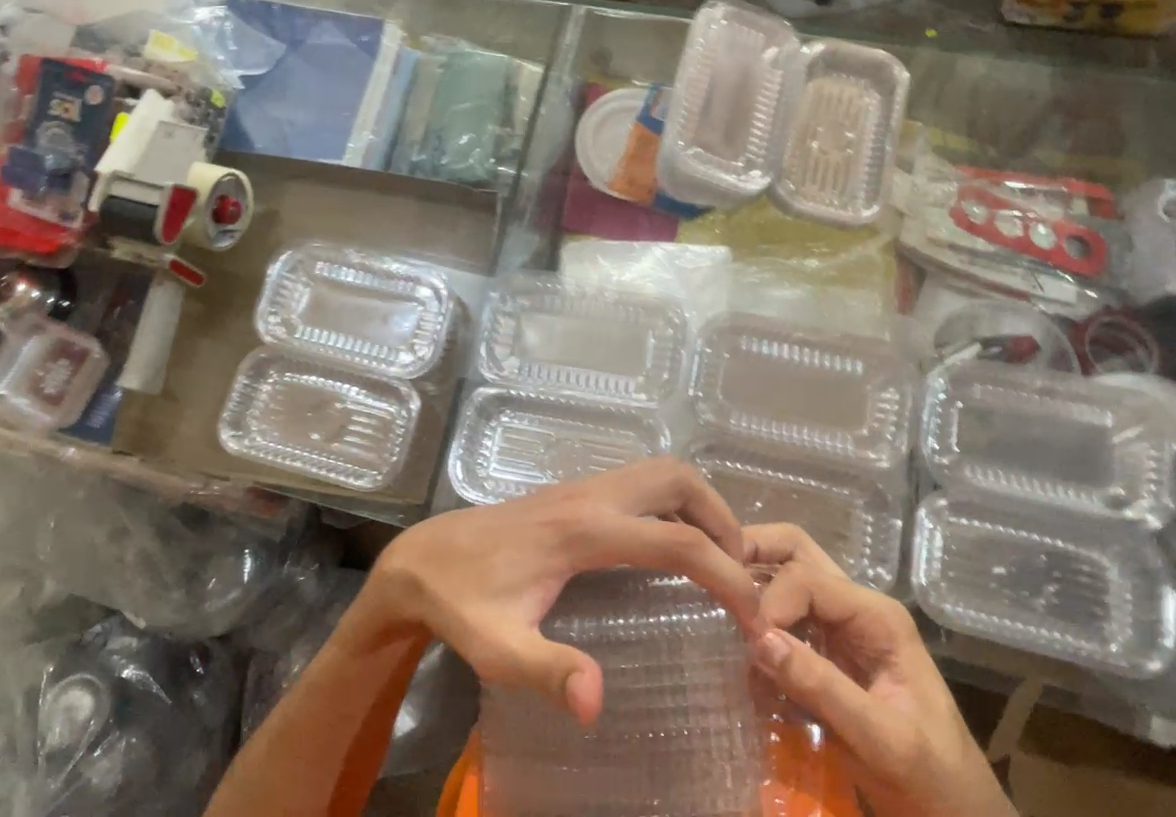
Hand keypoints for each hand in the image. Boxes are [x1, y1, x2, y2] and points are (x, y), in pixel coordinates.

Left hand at [366, 458, 760, 726]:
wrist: (420, 561)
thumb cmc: (460, 605)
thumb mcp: (497, 649)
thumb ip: (547, 671)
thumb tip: (598, 704)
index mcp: (581, 532)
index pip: (676, 540)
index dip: (726, 576)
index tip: (755, 618)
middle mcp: (589, 497)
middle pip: (676, 478)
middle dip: (722, 518)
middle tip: (739, 572)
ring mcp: (581, 488)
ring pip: (659, 471)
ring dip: (700, 504)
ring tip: (716, 557)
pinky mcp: (573, 494)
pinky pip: (640, 481)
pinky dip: (673, 502)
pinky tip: (669, 545)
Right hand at [746, 524, 1014, 816]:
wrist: (953, 812)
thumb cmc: (928, 776)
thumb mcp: (881, 739)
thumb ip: (823, 687)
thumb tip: (760, 639)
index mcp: (876, 617)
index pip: (806, 578)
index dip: (770, 600)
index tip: (751, 644)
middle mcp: (856, 609)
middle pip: (796, 552)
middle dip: (753, 554)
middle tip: (714, 579)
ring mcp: (840, 628)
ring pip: (786, 576)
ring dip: (752, 585)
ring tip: (721, 612)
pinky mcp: (825, 653)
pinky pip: (784, 617)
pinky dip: (757, 622)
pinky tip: (742, 650)